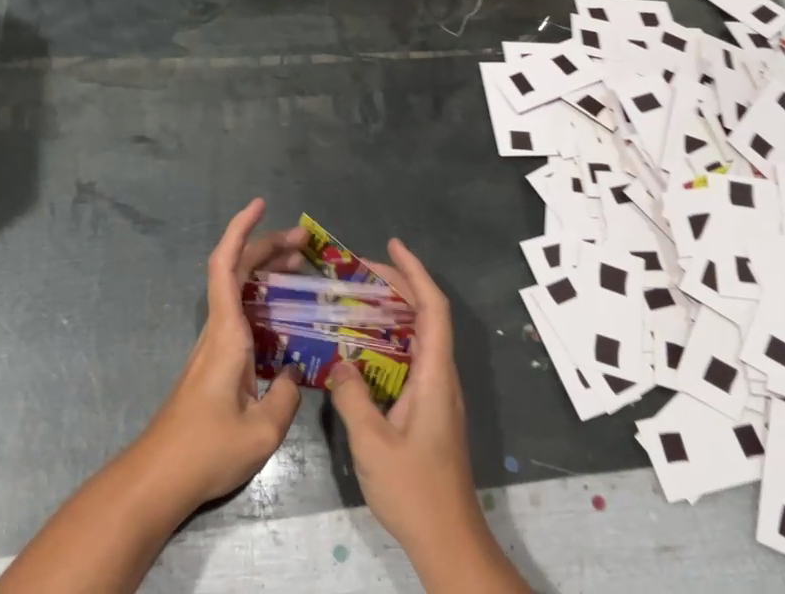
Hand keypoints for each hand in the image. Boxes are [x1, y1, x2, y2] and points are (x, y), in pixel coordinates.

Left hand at [131, 199, 307, 506]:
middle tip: (306, 244)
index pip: (227, 266)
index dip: (241, 230)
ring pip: (237, 293)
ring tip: (303, 271)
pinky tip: (287, 317)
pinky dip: (263, 303)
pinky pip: (241, 317)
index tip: (261, 205)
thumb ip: (287, 394)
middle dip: (267, 247)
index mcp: (227, 335)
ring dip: (266, 273)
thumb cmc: (206, 450)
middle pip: (235, 271)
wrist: (158, 477)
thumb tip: (295, 371)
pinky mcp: (215, 365)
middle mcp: (217, 331)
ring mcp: (213, 347)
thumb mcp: (263, 430)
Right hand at [327, 239, 484, 550]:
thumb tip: (337, 362)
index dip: (414, 273)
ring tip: (354, 302)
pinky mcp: (429, 411)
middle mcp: (441, 377)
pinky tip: (359, 351)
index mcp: (435, 376)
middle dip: (397, 286)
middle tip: (357, 272)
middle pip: (427, 316)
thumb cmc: (414, 489)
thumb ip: (352, 396)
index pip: (432, 309)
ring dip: (392, 314)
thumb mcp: (373, 442)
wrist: (447, 537)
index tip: (391, 246)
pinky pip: (410, 361)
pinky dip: (388, 344)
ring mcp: (438, 395)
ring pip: (419, 339)